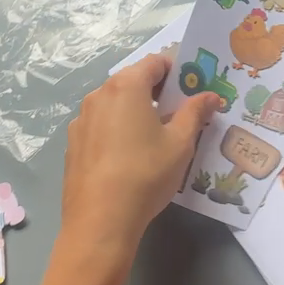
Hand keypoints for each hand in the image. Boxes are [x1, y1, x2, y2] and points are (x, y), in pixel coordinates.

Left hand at [55, 54, 222, 284]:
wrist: (100, 221)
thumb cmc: (146, 174)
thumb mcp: (181, 143)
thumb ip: (195, 113)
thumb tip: (210, 95)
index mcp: (126, 86)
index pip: (155, 62)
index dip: (176, 70)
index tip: (192, 88)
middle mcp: (99, 95)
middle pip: (133, 81)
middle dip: (158, 91)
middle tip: (180, 113)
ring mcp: (81, 120)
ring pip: (115, 104)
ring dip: (136, 111)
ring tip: (156, 138)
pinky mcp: (73, 144)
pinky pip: (101, 125)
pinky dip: (117, 129)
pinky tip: (129, 157)